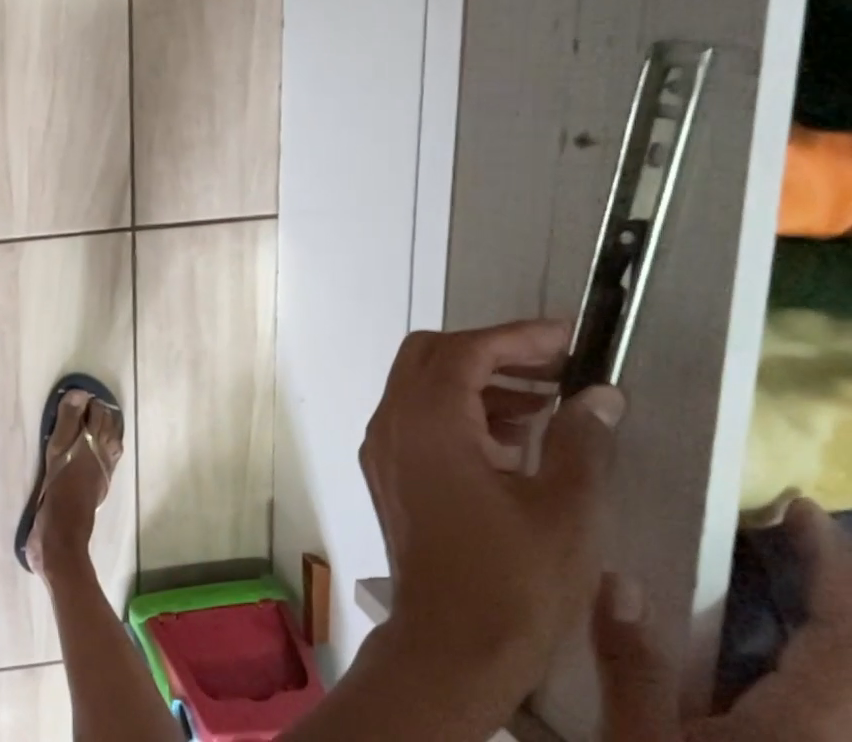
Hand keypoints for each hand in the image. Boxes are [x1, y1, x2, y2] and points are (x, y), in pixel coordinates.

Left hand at [362, 321, 625, 698]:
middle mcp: (390, 424)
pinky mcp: (386, 473)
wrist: (452, 640)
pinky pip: (416, 419)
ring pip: (419, 386)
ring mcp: (381, 448)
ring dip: (477, 382)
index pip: (462, 351)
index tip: (570, 338)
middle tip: (556, 366)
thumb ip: (581, 442)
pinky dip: (459, 411)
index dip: (516, 337)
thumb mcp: (565, 508)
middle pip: (429, 356)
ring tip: (549, 402)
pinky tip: (515, 437)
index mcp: (426, 423)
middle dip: (491, 351)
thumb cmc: (513, 578)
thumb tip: (598, 395)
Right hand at [595, 499, 851, 740]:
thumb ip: (635, 667)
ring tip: (779, 581)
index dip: (826, 563)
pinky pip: (830, 694)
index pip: (837, 628)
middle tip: (781, 538)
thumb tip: (620, 582)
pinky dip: (813, 659)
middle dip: (831, 591)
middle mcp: (842, 729)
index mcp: (811, 720)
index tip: (796, 506)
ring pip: (844, 676)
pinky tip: (767, 651)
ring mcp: (831, 739)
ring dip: (823, 626)